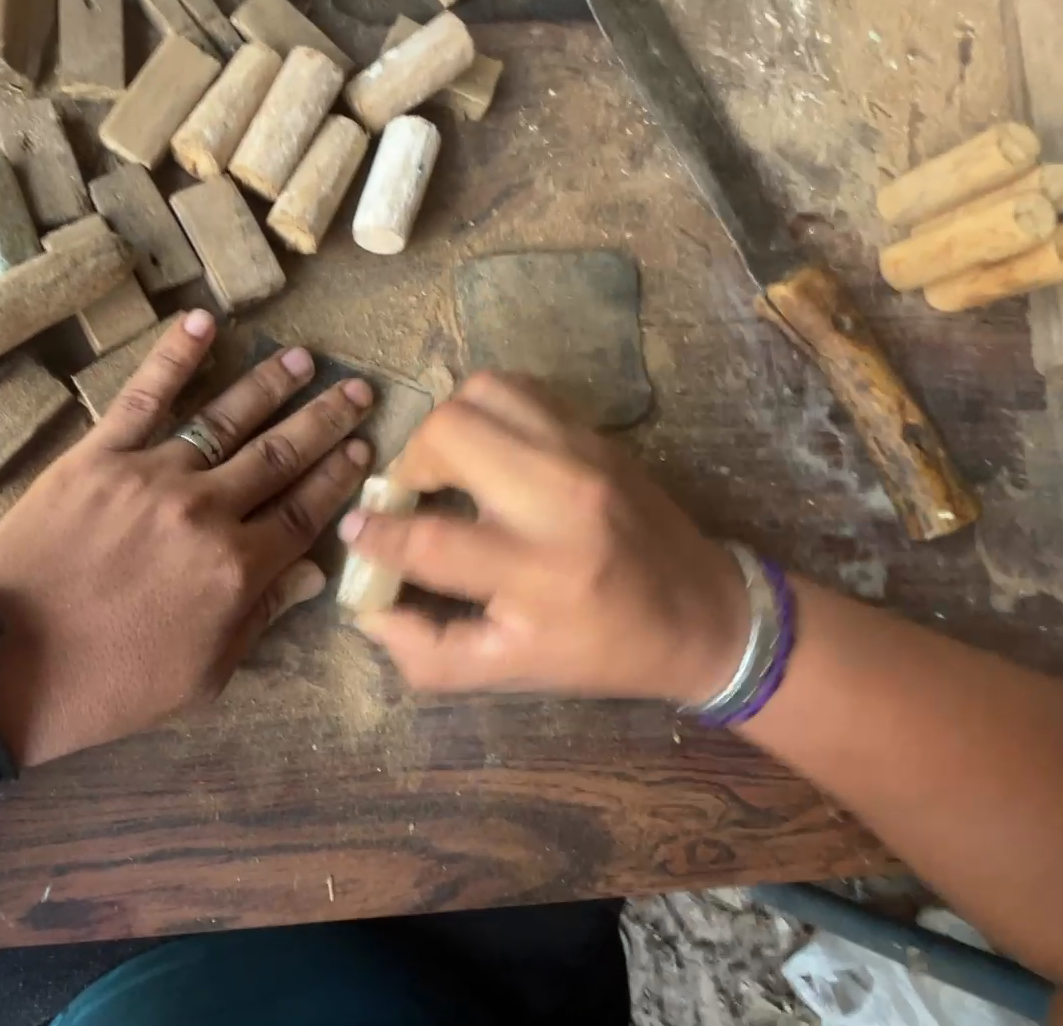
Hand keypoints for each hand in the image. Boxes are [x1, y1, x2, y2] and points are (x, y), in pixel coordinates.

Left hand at [0, 310, 374, 766]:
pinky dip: (175, 355)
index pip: (304, 512)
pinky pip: (142, 395)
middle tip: (358, 389)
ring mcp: (150, 475)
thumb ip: (261, 617)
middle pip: (279, 455)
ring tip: (303, 358)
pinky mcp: (97, 455)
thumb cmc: (110, 684)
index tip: (365, 447)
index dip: (339, 477)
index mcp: (236, 570)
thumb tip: (314, 571)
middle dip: (324, 420)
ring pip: (225, 418)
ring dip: (270, 384)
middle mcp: (205, 511)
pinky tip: (204, 320)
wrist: (5, 665)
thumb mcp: (202, 675)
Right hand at [340, 373, 747, 705]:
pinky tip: (485, 448)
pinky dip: (484, 409)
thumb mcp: (509, 673)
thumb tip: (369, 612)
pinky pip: (518, 388)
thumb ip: (426, 653)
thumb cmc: (600, 650)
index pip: (431, 539)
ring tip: (447, 469)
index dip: (377, 534)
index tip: (357, 531)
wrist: (706, 614)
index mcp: (539, 575)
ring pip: (481, 395)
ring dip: (445, 428)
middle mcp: (561, 501)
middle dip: (409, 463)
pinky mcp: (596, 433)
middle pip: (451, 434)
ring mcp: (584, 455)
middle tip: (412, 496)